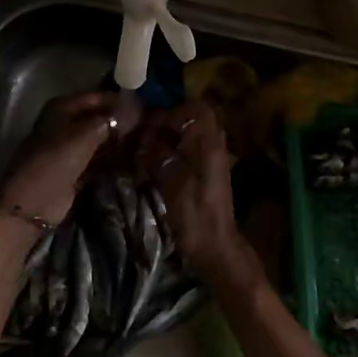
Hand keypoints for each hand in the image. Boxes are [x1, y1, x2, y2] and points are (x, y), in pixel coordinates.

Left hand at [0, 92, 134, 225]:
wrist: (33, 202)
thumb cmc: (55, 160)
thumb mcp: (84, 135)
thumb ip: (111, 120)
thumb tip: (137, 109)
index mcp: (62, 108)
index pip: (96, 97)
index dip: (119, 101)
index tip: (145, 106)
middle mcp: (65, 123)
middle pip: (98, 118)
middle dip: (121, 121)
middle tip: (150, 124)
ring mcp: (70, 147)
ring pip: (100, 138)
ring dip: (119, 141)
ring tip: (147, 141)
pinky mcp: (75, 168)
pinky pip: (99, 158)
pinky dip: (113, 158)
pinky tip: (134, 159)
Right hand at [142, 101, 258, 291]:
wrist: (215, 247)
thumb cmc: (195, 214)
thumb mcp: (172, 182)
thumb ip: (159, 155)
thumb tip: (144, 140)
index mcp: (209, 144)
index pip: (196, 109)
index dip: (171, 111)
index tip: (149, 122)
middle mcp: (213, 147)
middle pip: (192, 121)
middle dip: (166, 124)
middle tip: (142, 135)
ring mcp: (211, 161)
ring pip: (189, 137)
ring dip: (167, 139)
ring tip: (143, 149)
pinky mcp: (205, 175)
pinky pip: (188, 153)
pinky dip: (171, 154)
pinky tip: (152, 165)